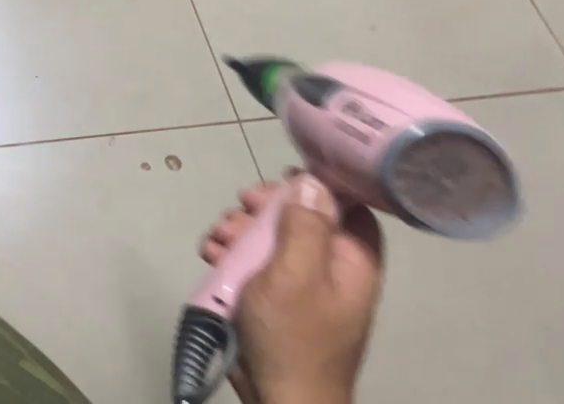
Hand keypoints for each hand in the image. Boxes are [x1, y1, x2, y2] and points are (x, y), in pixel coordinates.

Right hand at [199, 175, 384, 403]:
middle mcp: (328, 269)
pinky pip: (248, 260)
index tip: (280, 182)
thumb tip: (314, 181)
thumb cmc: (292, 335)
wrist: (278, 397)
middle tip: (242, 208)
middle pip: (298, 217)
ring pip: (267, 236)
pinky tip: (213, 258)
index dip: (316, 189)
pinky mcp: (268, 294)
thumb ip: (304, 227)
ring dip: (237, 231)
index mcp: (351, 263)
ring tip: (219, 243)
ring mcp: (297, 283)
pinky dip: (227, 253)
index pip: (348, 209)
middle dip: (263, 210)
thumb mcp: (294, 275)